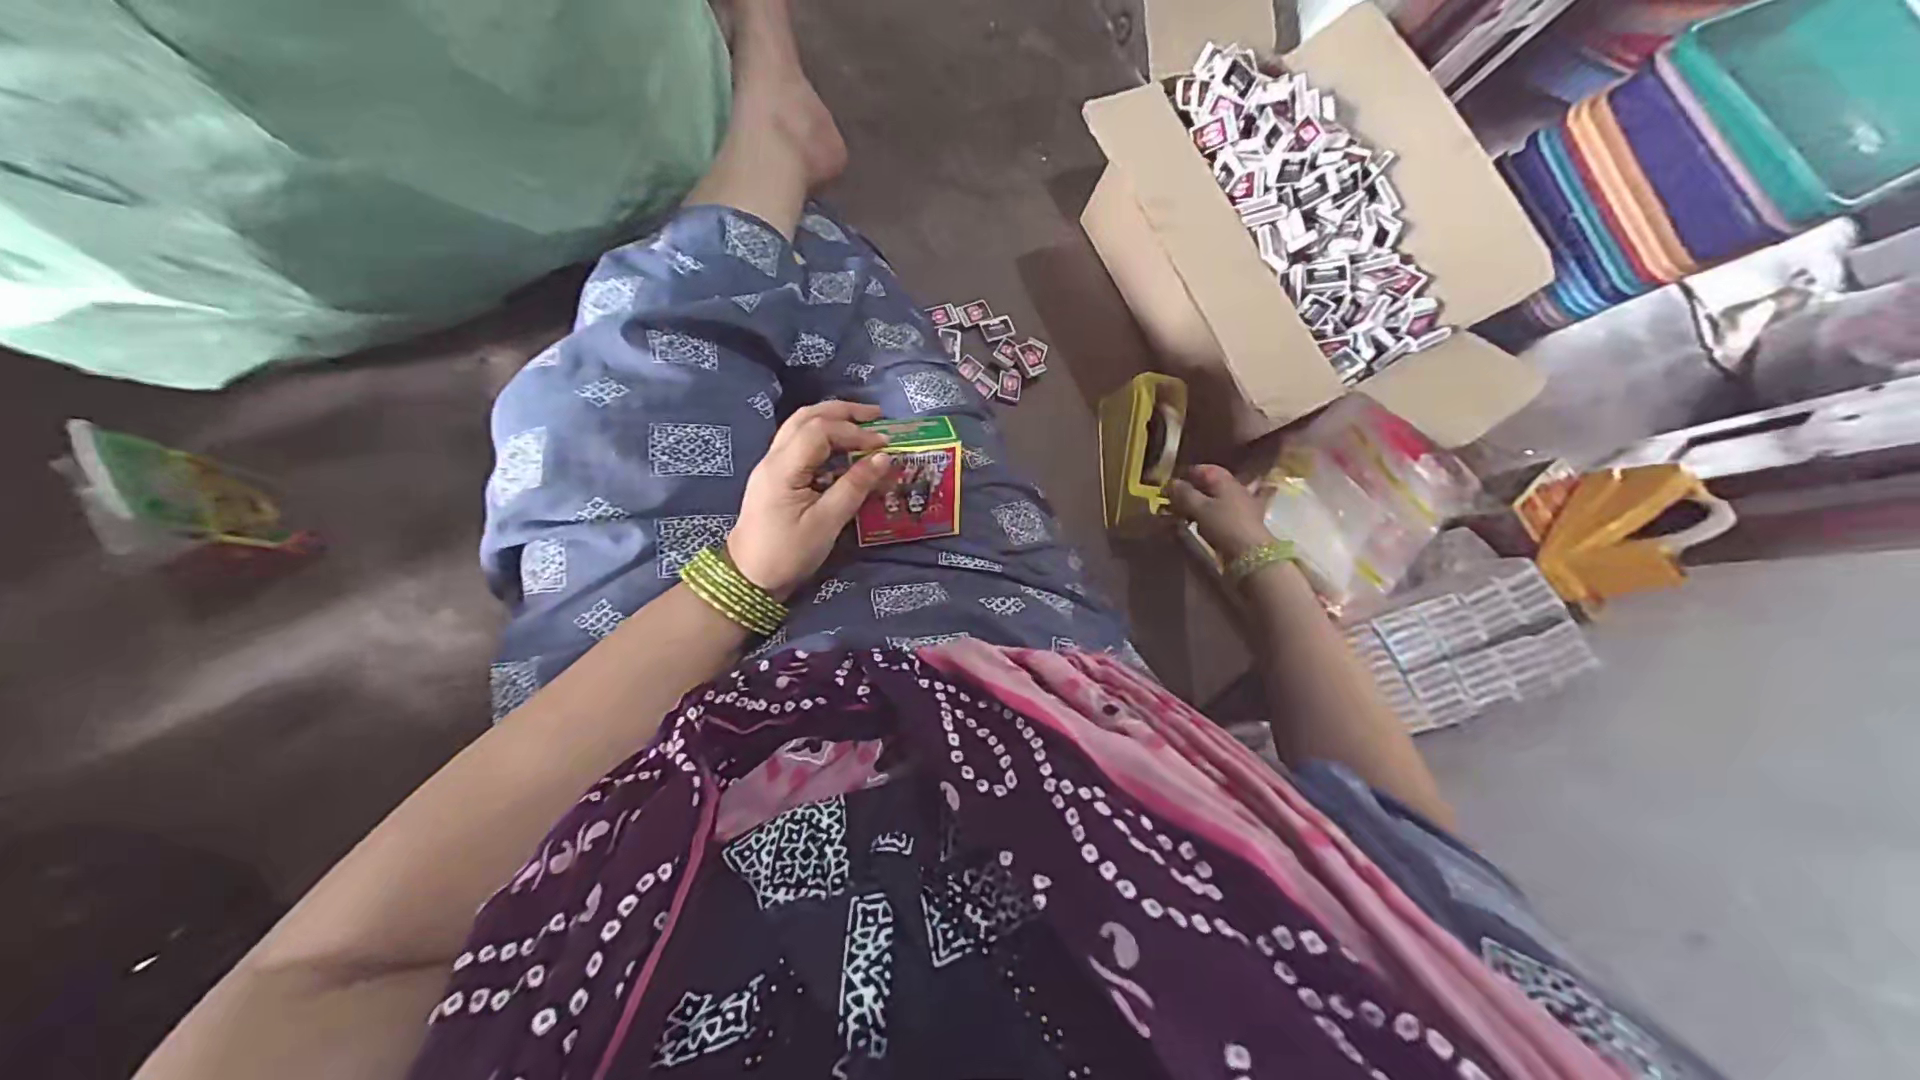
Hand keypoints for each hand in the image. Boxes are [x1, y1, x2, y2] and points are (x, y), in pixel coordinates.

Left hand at [728, 401, 891, 598]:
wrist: (749, 577)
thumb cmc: (788, 553)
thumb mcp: (826, 523)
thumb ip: (854, 487)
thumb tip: (884, 458)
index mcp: (783, 468)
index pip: (820, 431)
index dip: (855, 432)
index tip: (884, 444)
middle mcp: (773, 458)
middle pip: (807, 417)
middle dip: (843, 412)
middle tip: (877, 416)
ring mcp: (771, 465)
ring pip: (800, 426)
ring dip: (832, 419)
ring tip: (863, 424)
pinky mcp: (775, 476)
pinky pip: (800, 443)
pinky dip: (823, 436)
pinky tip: (843, 447)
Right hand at [1167, 464, 1274, 564]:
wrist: (1250, 553)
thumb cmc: (1223, 524)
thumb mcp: (1199, 507)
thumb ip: (1183, 493)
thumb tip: (1172, 483)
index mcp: (1225, 480)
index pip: (1202, 469)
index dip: (1184, 475)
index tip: (1169, 486)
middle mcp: (1235, 488)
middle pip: (1208, 484)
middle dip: (1189, 492)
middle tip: (1172, 502)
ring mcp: (1241, 505)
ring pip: (1214, 499)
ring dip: (1197, 505)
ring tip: (1182, 515)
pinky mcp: (1242, 521)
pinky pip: (1220, 513)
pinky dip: (1207, 516)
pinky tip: (1198, 523)